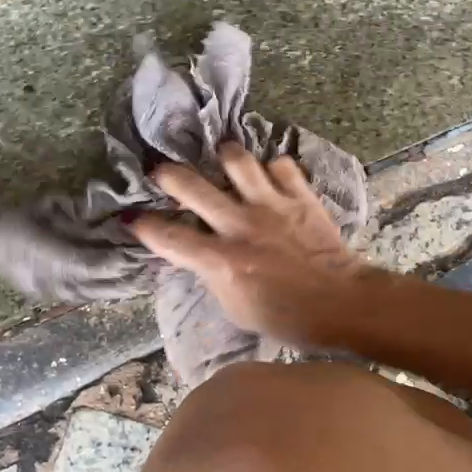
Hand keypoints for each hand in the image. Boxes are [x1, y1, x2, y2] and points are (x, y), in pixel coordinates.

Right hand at [131, 143, 382, 346]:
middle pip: (192, 186)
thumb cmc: (286, 316)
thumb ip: (214, 275)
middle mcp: (240, 225)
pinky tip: (270, 177)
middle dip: (169, 175)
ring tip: (221, 156)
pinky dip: (272, 168)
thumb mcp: (236, 307)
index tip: (132, 217)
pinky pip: (280, 165)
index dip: (144, 226)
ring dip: (225, 155)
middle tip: (160, 170)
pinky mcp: (299, 195)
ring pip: (237, 160)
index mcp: (221, 260)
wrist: (340, 302)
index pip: (170, 238)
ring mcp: (271, 205)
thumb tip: (198, 254)